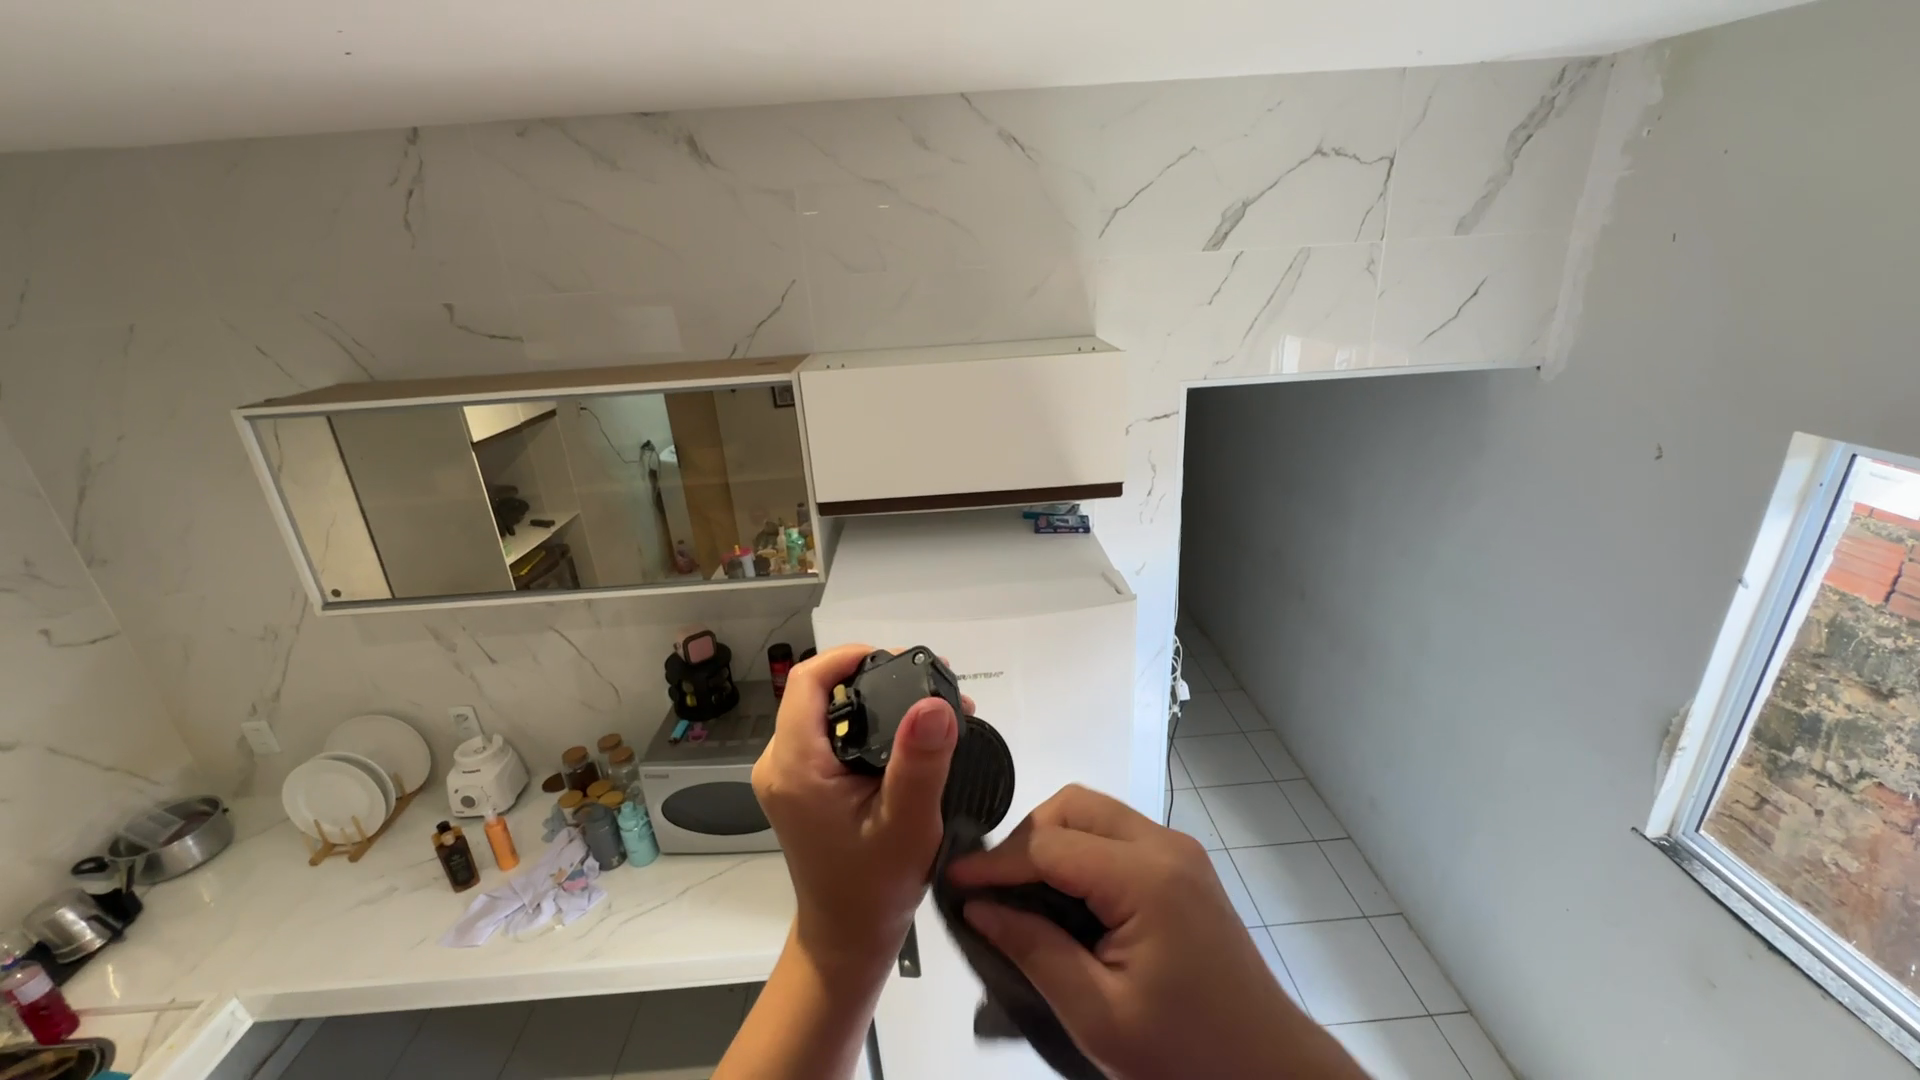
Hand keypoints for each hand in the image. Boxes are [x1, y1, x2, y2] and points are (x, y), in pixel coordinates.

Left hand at [752, 644, 964, 973]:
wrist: (848, 935)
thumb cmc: (876, 884)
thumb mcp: (908, 823)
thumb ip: (920, 761)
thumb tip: (934, 702)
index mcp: (795, 766)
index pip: (808, 681)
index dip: (849, 657)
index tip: (902, 659)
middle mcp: (778, 762)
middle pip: (817, 691)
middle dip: (872, 676)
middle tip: (928, 682)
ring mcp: (786, 773)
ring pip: (824, 710)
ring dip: (872, 699)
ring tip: (926, 705)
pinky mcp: (799, 783)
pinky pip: (827, 733)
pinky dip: (864, 723)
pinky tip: (904, 735)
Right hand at [947, 786, 1365, 1079]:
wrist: (1269, 1072)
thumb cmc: (1184, 1053)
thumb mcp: (1098, 1015)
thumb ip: (1034, 951)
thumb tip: (977, 907)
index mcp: (1146, 878)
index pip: (1050, 844)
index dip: (995, 862)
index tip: (951, 882)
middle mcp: (1165, 845)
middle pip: (1074, 806)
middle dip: (1025, 838)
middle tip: (992, 889)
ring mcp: (1179, 852)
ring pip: (1095, 813)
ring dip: (1051, 840)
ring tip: (1019, 892)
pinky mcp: (1183, 867)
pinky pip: (1116, 834)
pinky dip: (1079, 850)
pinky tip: (1061, 895)